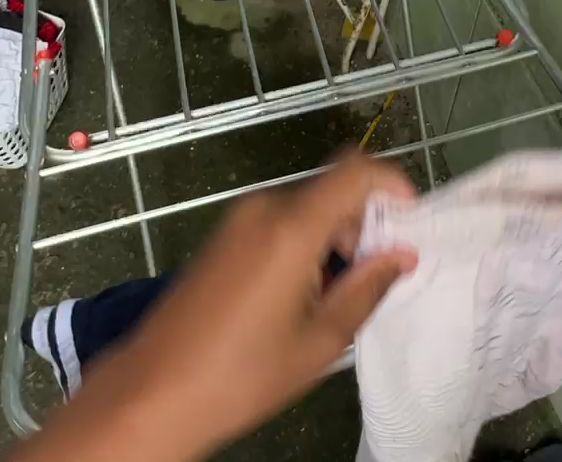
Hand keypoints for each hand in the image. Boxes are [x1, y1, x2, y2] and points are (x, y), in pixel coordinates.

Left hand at [16, 152, 417, 461]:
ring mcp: (240, 217)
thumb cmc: (241, 374)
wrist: (150, 391)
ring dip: (333, 235)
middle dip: (362, 222)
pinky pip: (280, 219)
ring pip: (307, 205)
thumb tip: (401, 254)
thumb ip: (367, 287)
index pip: (354, 170)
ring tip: (333, 296)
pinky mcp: (224, 232)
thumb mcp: (319, 341)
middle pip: (332, 189)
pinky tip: (300, 292)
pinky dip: (305, 240)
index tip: (411, 216)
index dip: (391, 182)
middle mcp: (266, 206)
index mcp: (292, 226)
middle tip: (372, 276)